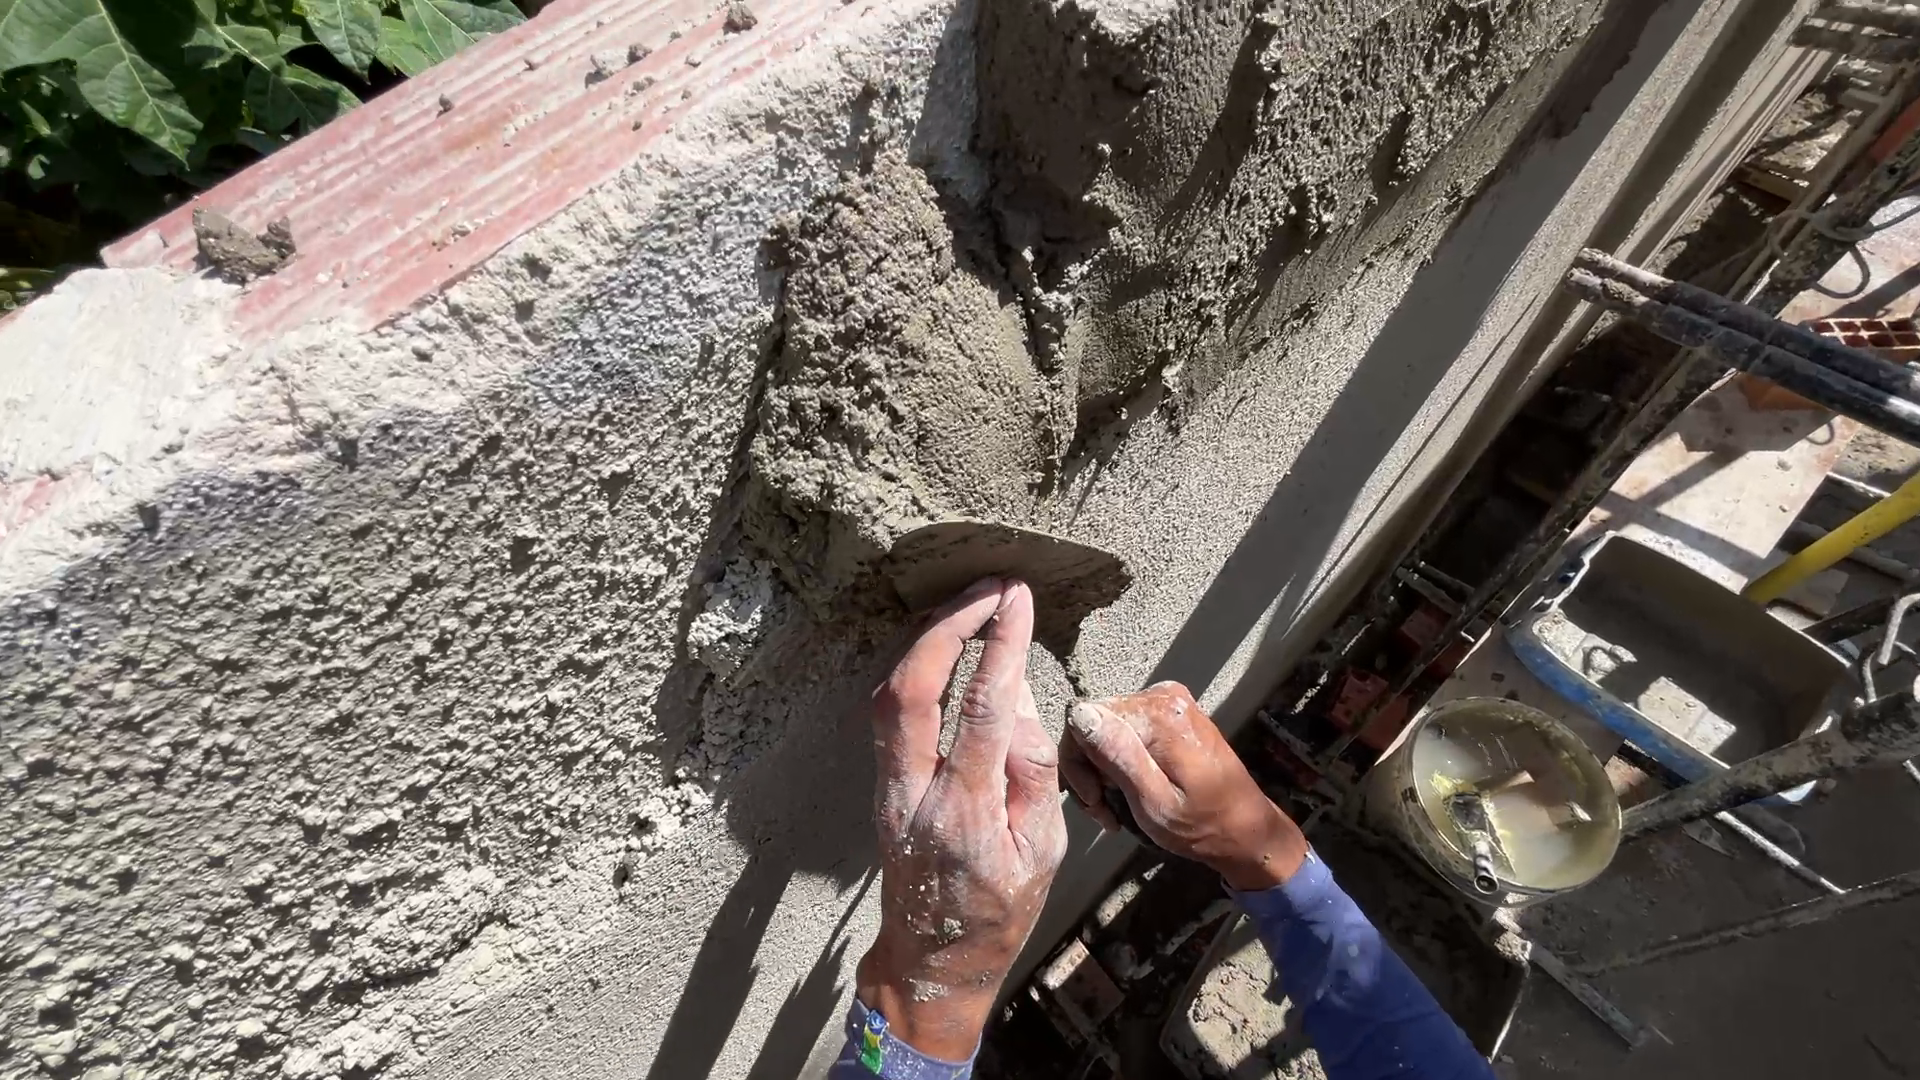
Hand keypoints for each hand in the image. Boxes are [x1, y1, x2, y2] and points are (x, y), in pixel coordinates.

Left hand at [860, 578, 1068, 1059]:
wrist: (931, 957)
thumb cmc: (998, 911)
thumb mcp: (1043, 851)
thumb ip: (1034, 770)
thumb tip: (1017, 695)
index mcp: (965, 812)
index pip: (981, 710)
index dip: (1000, 646)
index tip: (1017, 599)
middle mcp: (914, 790)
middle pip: (912, 688)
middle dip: (950, 625)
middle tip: (990, 587)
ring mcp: (888, 783)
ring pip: (889, 691)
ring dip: (928, 637)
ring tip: (971, 602)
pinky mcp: (881, 778)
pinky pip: (889, 706)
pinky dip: (916, 661)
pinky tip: (943, 641)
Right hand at [1060, 681, 1307, 890]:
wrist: (1247, 830)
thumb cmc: (1203, 826)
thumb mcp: (1155, 802)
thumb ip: (1118, 756)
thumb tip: (1078, 713)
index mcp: (1158, 714)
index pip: (1082, 717)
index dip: (1077, 761)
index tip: (1096, 800)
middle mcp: (1160, 695)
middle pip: (1092, 721)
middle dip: (1088, 768)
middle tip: (1104, 811)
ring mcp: (1166, 700)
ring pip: (1103, 727)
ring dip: (1101, 769)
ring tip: (1114, 807)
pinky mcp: (1168, 711)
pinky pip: (1123, 729)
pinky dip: (1117, 760)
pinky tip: (1126, 788)